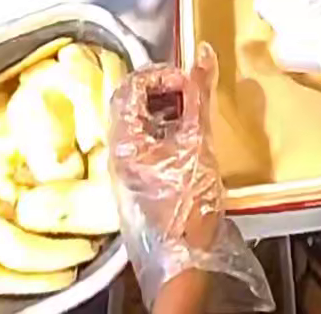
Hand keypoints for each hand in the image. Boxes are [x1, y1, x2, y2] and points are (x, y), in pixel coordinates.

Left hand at [108, 45, 224, 252]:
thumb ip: (199, 93)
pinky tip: (187, 135)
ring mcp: (125, 166)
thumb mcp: (198, 140)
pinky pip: (145, 138)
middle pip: (132, 99)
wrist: (186, 264)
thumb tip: (203, 56)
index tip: (186, 78)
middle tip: (189, 89)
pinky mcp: (138, 178)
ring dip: (165, 106)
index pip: (132, 84)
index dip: (161, 72)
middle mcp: (117, 150)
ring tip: (192, 110)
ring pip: (139, 118)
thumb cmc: (188, 209)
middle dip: (163, 87)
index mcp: (125, 139)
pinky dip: (165, 127)